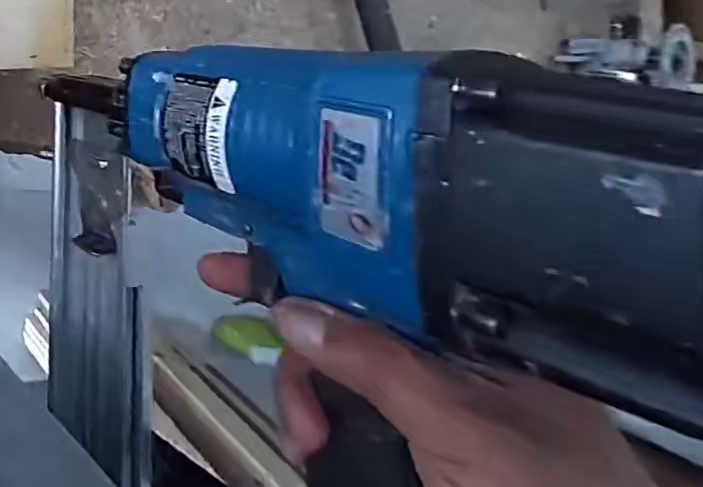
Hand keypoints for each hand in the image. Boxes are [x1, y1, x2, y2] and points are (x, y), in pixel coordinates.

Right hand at [197, 254, 653, 486]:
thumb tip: (288, 308)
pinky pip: (340, 404)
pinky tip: (310, 445)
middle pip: (340, 317)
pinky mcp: (409, 434)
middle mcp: (441, 348)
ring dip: (301, 393)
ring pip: (331, 362)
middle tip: (258, 364)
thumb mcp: (463, 427)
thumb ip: (376, 362)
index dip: (305, 257)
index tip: (236, 260)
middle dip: (297, 348)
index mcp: (466, 325)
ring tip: (305, 441)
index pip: (373, 270)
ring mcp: (424, 395)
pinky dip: (314, 419)